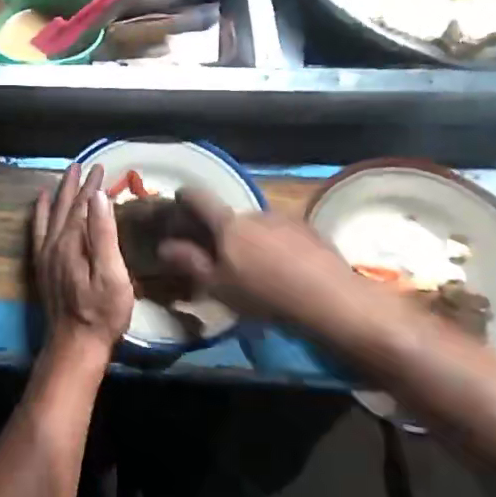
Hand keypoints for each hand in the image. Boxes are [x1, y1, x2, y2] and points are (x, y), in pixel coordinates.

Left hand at [31, 165, 133, 366]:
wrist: (75, 344)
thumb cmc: (102, 312)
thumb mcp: (112, 275)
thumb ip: (103, 234)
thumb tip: (98, 197)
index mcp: (72, 242)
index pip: (83, 205)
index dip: (92, 186)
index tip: (101, 168)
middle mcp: (54, 243)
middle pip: (66, 206)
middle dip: (76, 185)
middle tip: (84, 166)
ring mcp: (46, 254)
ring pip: (51, 215)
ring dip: (59, 194)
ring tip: (64, 176)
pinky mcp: (43, 266)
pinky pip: (38, 231)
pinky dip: (40, 214)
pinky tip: (42, 204)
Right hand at [157, 187, 397, 347]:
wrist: (331, 300)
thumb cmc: (263, 294)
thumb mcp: (217, 286)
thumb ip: (189, 262)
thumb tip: (164, 245)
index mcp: (227, 223)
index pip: (198, 196)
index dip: (184, 197)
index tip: (178, 205)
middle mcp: (255, 213)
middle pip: (230, 216)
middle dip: (223, 232)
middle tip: (222, 258)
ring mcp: (287, 220)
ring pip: (259, 226)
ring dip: (252, 240)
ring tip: (257, 269)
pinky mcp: (312, 232)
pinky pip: (284, 235)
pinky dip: (278, 247)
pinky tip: (285, 272)